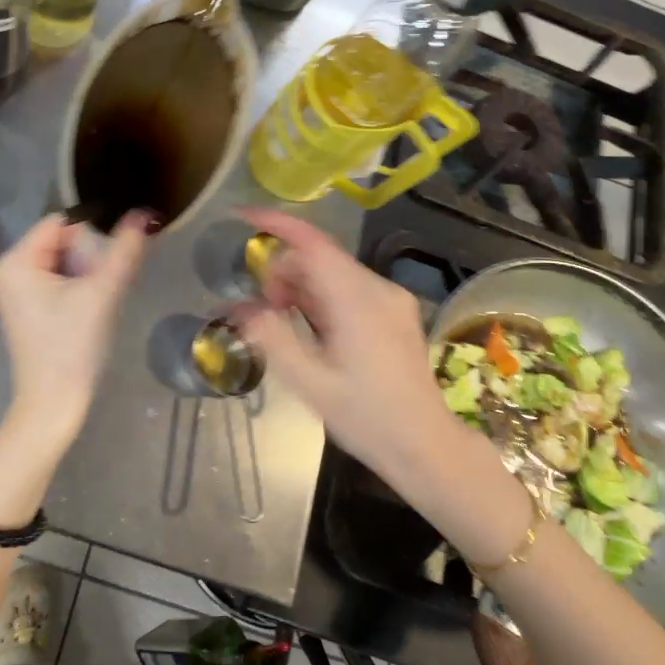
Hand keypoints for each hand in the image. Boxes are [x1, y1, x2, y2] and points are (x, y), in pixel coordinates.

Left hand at [0, 211, 153, 436]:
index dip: (92, 237)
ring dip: (86, 274)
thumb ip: (124, 251)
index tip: (111, 263)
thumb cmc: (72, 347)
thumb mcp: (102, 293)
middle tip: (105, 288)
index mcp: (14, 261)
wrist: (54, 404)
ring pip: (62, 262)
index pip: (62, 223)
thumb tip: (144, 214)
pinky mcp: (26, 308)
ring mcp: (14, 290)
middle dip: (89, 258)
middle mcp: (6, 270)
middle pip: (61, 242)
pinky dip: (77, 287)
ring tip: (100, 300)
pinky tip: (89, 309)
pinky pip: (56, 280)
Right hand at [229, 208, 453, 482]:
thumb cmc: (368, 419)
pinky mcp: (394, 313)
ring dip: (301, 285)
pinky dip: (321, 296)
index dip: (277, 225)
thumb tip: (238, 309)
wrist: (426, 446)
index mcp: (358, 302)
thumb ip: (272, 340)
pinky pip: (349, 288)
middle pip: (320, 257)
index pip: (313, 243)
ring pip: (333, 272)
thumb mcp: (311, 385)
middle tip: (260, 308)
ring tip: (281, 322)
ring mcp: (391, 300)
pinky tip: (310, 328)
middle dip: (282, 270)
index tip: (242, 218)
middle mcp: (379, 289)